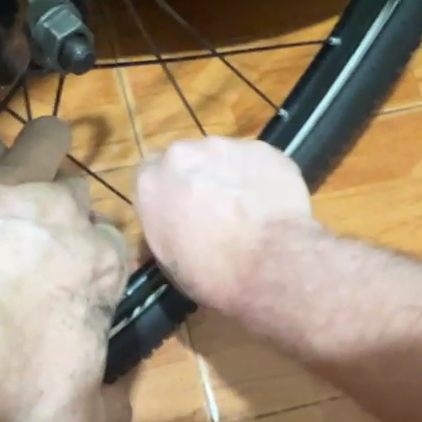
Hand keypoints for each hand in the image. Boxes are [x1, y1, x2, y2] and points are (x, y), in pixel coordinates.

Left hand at [0, 118, 132, 421]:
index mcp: (102, 267)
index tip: (69, 288)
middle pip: (78, 198)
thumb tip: (123, 399)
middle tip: (29, 252)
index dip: (93, 264)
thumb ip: (112, 409)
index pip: (114, 247)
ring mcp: (11, 187)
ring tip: (21, 180)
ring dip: (42, 156)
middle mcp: (66, 215)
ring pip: (45, 143)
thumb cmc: (3, 395)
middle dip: (63, 218)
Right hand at [134, 136, 318, 311]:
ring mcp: (225, 146)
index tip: (179, 214)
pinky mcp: (264, 148)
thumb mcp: (170, 264)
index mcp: (150, 183)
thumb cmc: (212, 274)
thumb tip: (168, 234)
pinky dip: (260, 179)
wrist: (272, 265)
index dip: (167, 196)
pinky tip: (270, 205)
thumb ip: (164, 232)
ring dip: (229, 178)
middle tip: (215, 213)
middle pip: (186, 162)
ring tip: (247, 211)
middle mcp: (182, 155)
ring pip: (222, 158)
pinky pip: (256, 162)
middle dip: (197, 182)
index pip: (149, 177)